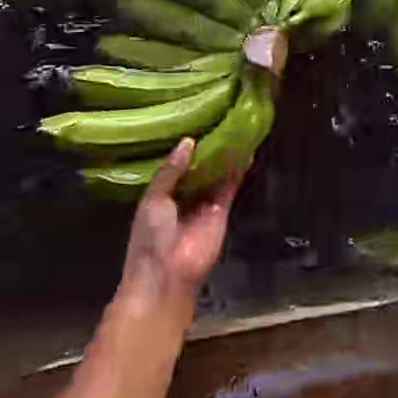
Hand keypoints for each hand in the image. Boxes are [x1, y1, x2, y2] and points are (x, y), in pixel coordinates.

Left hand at [117, 138, 245, 314]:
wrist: (167, 274)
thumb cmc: (150, 238)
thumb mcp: (152, 200)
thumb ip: (169, 172)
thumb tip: (188, 141)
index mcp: (161, 195)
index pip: (176, 167)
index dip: (185, 149)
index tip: (196, 125)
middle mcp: (184, 196)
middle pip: (199, 169)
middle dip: (208, 150)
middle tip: (220, 122)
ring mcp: (205, 202)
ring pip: (217, 174)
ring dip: (226, 156)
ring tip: (237, 131)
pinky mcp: (223, 208)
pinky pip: (231, 185)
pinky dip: (238, 170)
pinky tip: (246, 152)